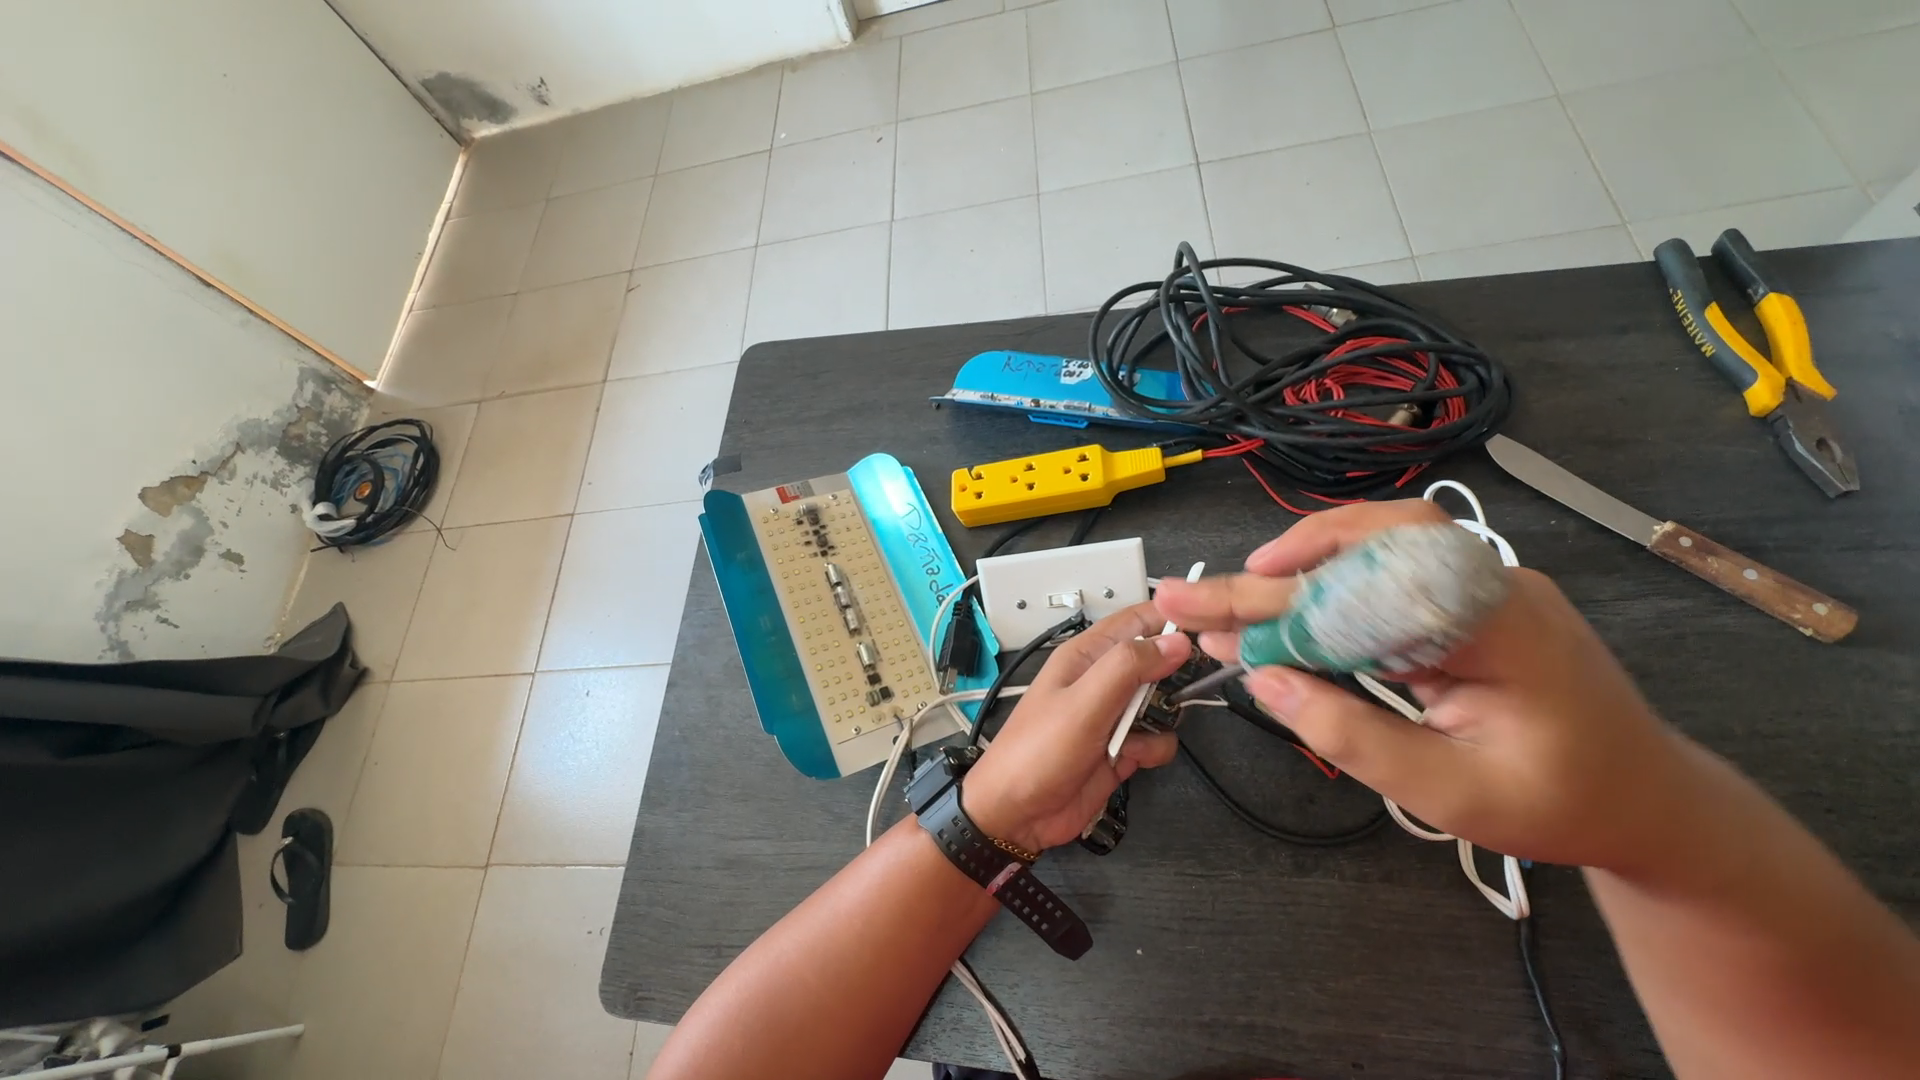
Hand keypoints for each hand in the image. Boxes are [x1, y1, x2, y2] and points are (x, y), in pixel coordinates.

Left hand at [961, 604, 1190, 853]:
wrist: (1017, 815)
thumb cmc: (1039, 750)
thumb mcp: (1084, 703)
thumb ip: (1129, 667)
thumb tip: (1177, 640)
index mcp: (1087, 655)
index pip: (1137, 620)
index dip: (1171, 620)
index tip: (1207, 632)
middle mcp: (1102, 679)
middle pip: (1156, 659)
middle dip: (1175, 673)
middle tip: (1186, 686)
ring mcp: (1113, 715)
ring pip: (1163, 701)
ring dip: (1163, 716)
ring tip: (1143, 729)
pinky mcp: (1122, 748)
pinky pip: (1156, 739)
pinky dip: (1152, 749)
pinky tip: (1132, 758)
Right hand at [1154, 500, 1696, 871]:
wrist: (1649, 801)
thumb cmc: (1559, 805)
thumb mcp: (1452, 793)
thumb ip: (1354, 737)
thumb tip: (1264, 679)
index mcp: (1501, 625)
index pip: (1374, 587)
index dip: (1287, 597)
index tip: (1218, 615)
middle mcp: (1490, 584)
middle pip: (1362, 552)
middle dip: (1267, 577)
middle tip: (1188, 596)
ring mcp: (1478, 586)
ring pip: (1370, 548)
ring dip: (1292, 568)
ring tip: (1226, 597)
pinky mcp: (1463, 600)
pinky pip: (1383, 576)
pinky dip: (1323, 585)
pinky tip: (1282, 606)